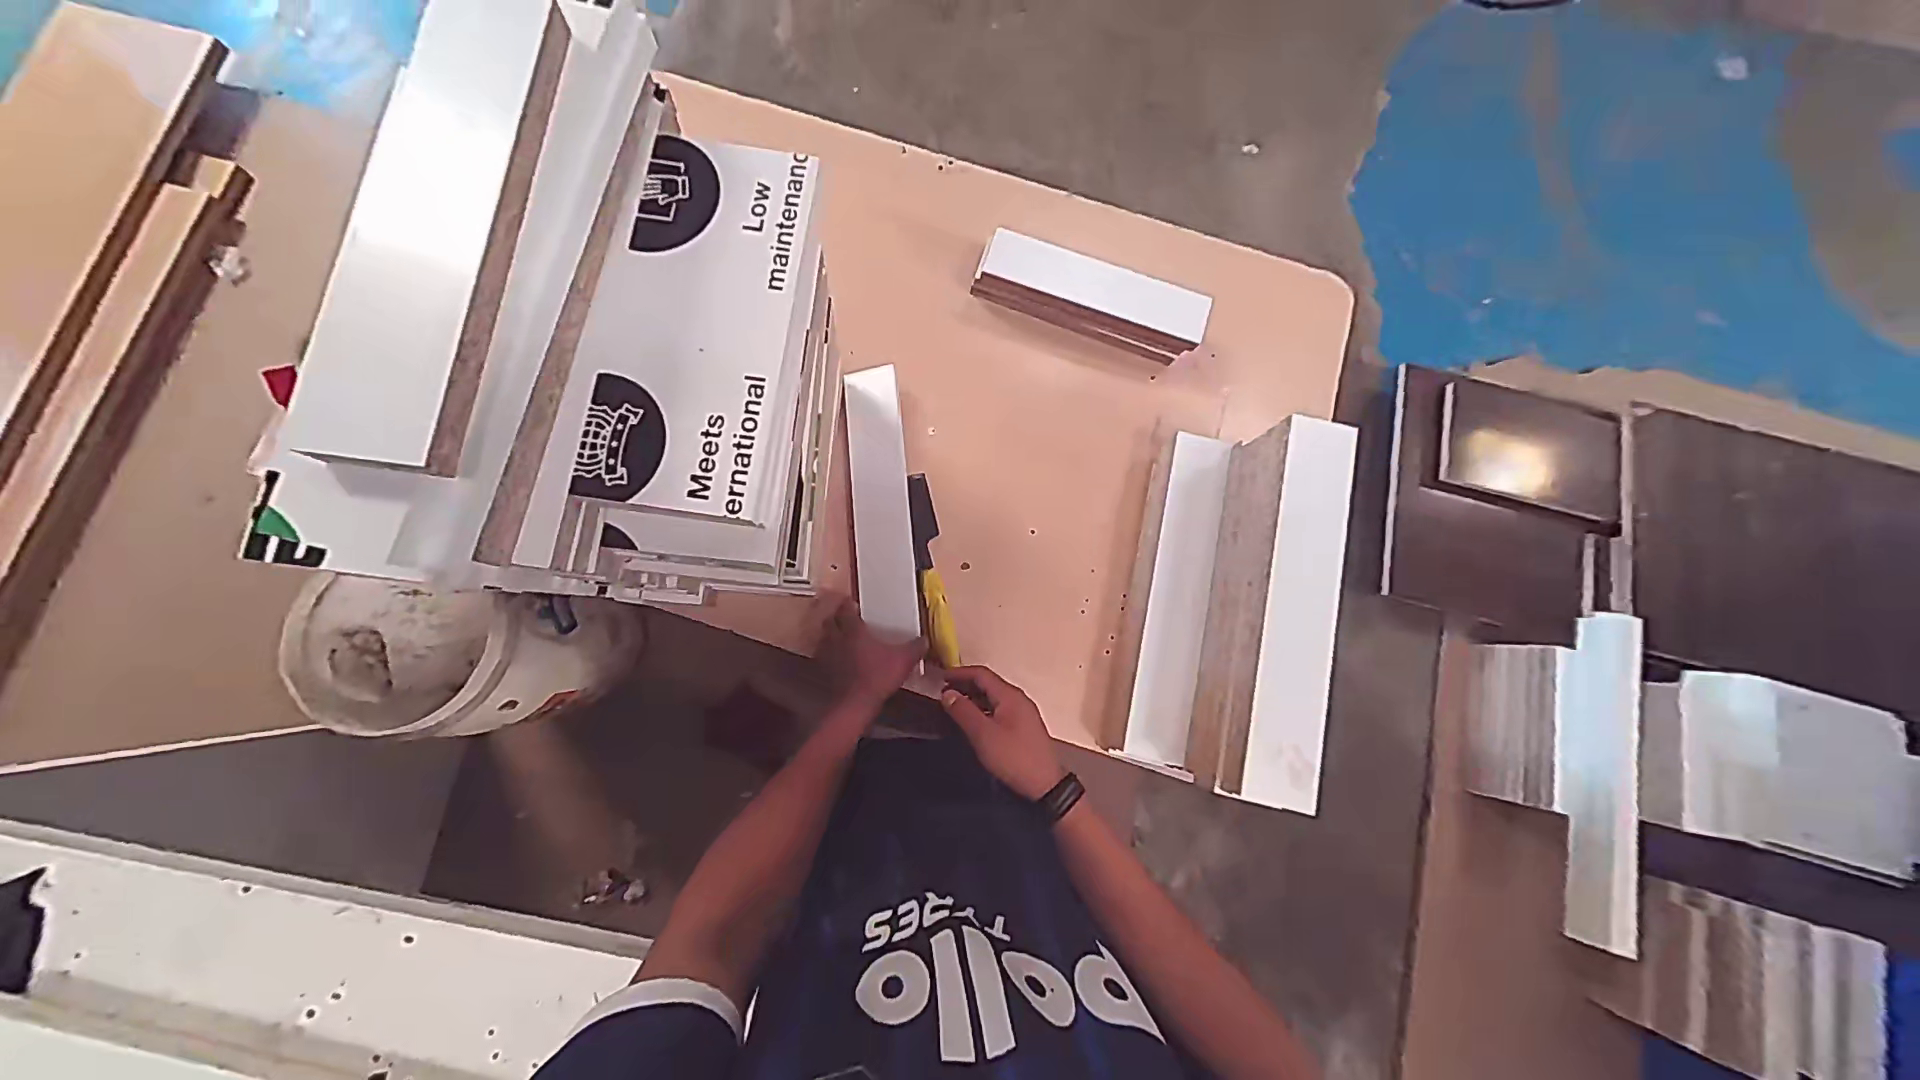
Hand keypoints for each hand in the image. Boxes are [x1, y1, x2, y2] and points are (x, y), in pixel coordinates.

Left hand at [822, 598, 924, 704]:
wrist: (854, 704)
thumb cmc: (877, 676)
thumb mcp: (903, 660)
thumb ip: (914, 648)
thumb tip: (924, 641)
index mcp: (853, 630)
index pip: (846, 609)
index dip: (849, 605)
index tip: (853, 603)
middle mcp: (836, 638)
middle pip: (830, 621)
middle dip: (836, 618)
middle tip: (846, 619)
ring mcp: (826, 655)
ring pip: (824, 638)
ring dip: (831, 636)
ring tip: (842, 639)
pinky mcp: (822, 672)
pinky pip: (823, 657)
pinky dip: (829, 656)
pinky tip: (839, 662)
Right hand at [940, 666, 1067, 799]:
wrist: (1045, 786)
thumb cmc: (1013, 757)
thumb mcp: (984, 735)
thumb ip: (964, 711)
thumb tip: (948, 694)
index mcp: (1010, 696)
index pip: (982, 674)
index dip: (959, 673)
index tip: (940, 677)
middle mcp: (1018, 699)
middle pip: (989, 684)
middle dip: (965, 684)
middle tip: (943, 691)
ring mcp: (1023, 713)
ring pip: (994, 697)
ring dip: (973, 698)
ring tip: (953, 705)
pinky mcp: (1023, 727)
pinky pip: (999, 709)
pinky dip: (983, 709)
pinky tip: (973, 720)